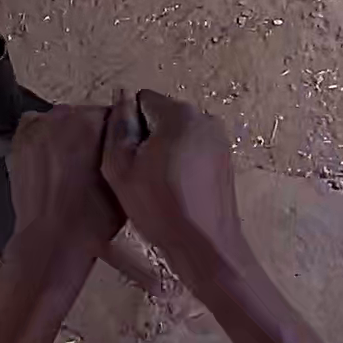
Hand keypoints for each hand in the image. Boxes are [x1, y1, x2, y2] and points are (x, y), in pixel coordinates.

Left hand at [7, 105, 122, 266]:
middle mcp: (62, 116)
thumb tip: (125, 139)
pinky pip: (35, 127)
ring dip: (65, 134)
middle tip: (92, 160)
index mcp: (92, 121)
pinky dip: (42, 137)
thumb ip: (123, 150)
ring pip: (59, 121)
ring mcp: (37, 127)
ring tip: (69, 163)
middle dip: (89, 133)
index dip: (114, 134)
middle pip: (83, 115)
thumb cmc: (92, 217)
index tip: (114, 149)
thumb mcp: (123, 180)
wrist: (52, 238)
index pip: (111, 114)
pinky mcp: (19, 141)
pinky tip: (49, 158)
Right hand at [100, 91, 252, 289]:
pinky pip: (191, 146)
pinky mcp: (225, 157)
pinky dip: (179, 160)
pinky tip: (175, 188)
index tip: (129, 156)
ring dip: (162, 148)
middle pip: (160, 113)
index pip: (141, 99)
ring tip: (157, 182)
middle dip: (146, 135)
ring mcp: (219, 138)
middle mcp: (204, 117)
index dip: (128, 126)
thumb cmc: (158, 206)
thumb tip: (121, 95)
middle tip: (140, 172)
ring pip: (175, 131)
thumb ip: (117, 125)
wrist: (205, 247)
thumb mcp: (120, 166)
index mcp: (179, 114)